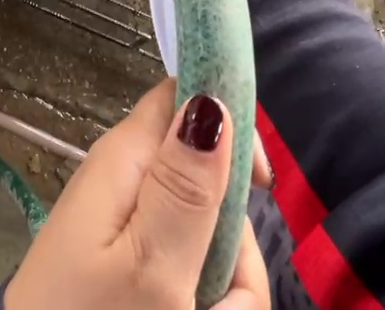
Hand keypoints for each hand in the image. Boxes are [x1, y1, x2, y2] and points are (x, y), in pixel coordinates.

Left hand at [5, 80, 269, 309]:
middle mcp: (129, 183)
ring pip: (213, 239)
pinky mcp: (135, 268)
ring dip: (224, 288)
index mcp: (125, 160)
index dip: (230, 124)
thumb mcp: (150, 263)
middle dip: (233, 244)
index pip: (185, 95)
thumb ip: (185, 186)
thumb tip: (210, 97)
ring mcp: (134, 229)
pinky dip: (204, 304)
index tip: (259, 185)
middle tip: (216, 298)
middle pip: (213, 184)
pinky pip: (193, 273)